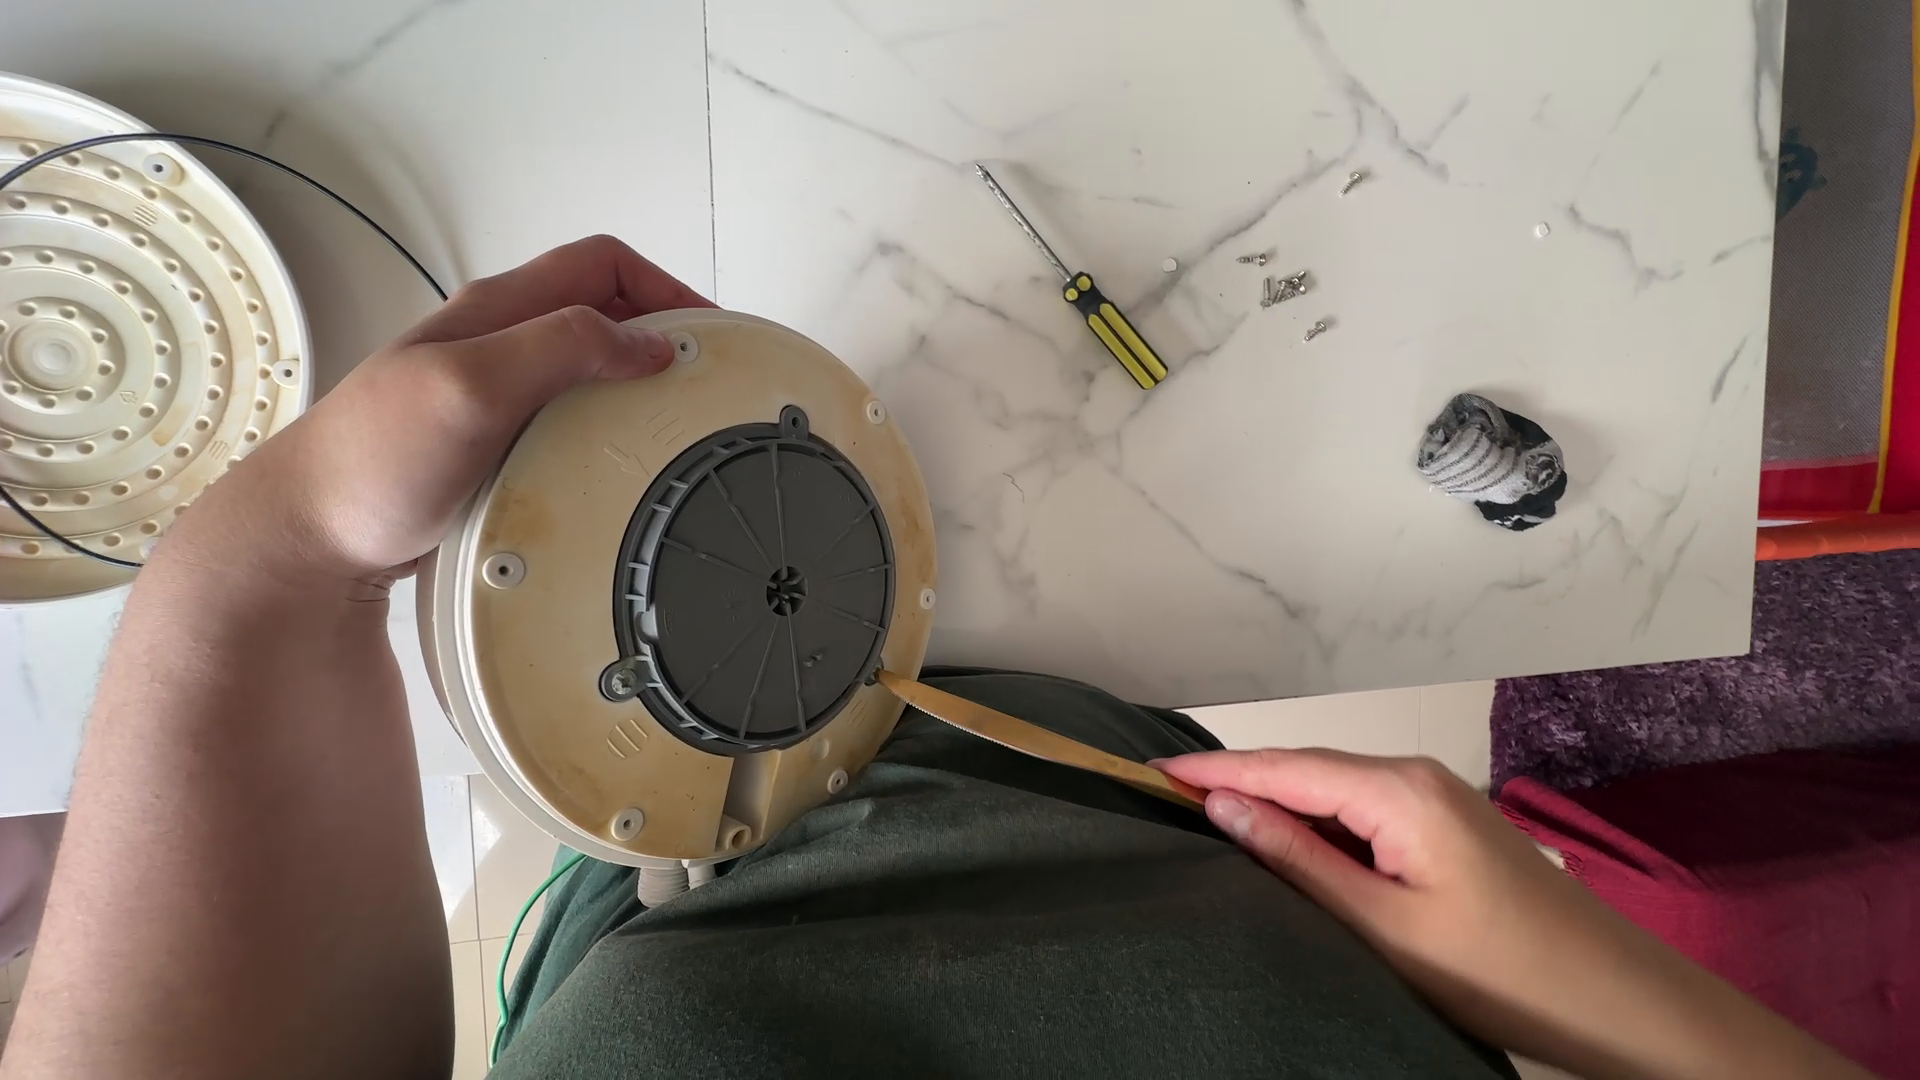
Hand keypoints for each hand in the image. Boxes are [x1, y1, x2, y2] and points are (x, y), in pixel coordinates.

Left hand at [172, 234, 711, 583]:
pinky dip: (619, 424)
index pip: (604, 264)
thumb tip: (651, 346)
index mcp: (501, 311)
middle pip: (609, 311)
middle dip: (666, 335)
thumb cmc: (379, 460)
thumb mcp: (472, 385)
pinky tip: (626, 459)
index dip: (665, 288)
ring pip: (598, 365)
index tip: (709, 336)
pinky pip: (582, 414)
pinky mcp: (511, 439)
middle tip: (704, 384)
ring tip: (676, 423)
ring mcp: (509, 392)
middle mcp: (508, 342)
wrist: (317, 539)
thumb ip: (561, 348)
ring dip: (645, 383)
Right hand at [1160, 750, 1869, 1079]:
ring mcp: (1429, 790)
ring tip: (1212, 811)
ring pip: (1328, 784)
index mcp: (1395, 791)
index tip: (1155, 772)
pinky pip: (1356, 802)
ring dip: (1273, 796)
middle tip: (1172, 794)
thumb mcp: (1381, 925)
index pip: (1281, 768)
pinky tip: (1285, 832)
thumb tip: (1221, 806)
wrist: (1629, 1007)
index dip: (1215, 770)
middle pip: (1302, 768)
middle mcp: (1409, 773)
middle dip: (1237, 778)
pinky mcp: (1440, 815)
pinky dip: (1312, 814)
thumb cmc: (1498, 972)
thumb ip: (1296, 858)